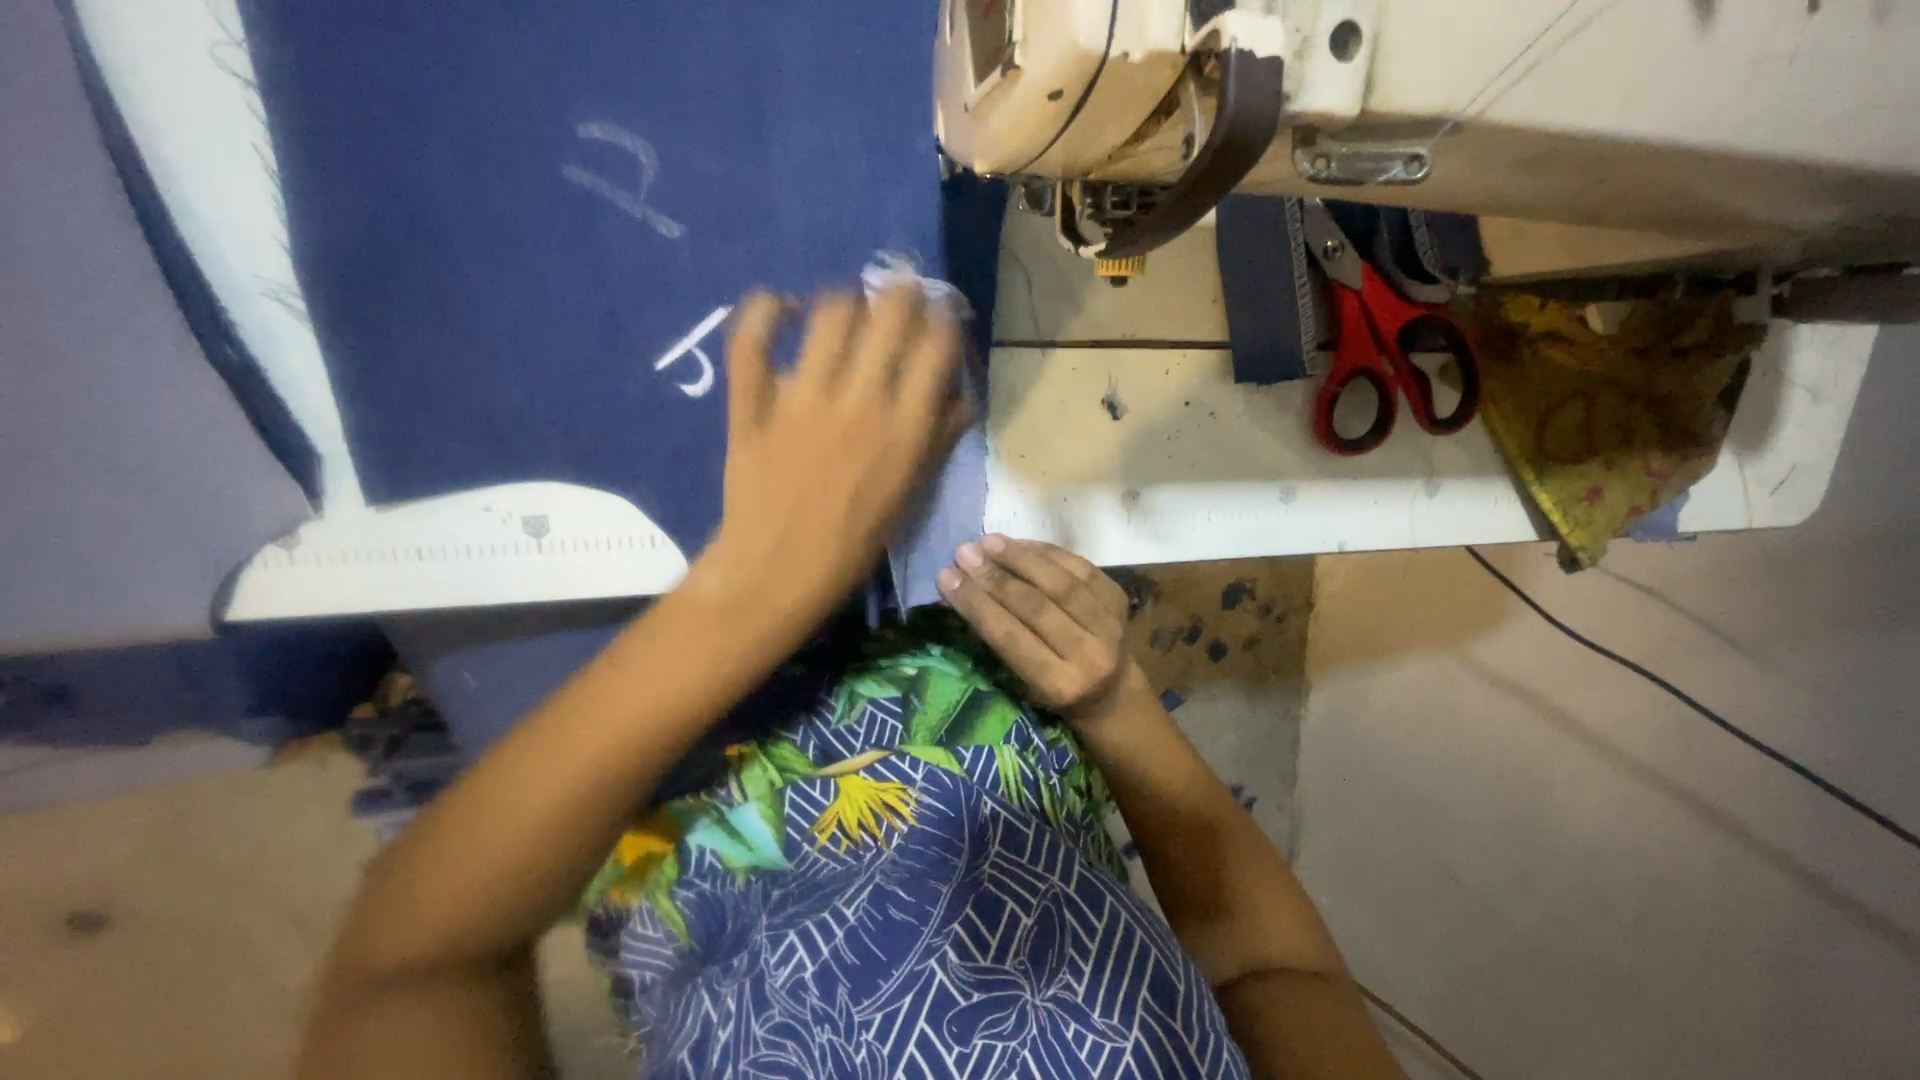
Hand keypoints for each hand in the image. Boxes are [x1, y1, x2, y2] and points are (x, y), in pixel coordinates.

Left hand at [700, 286, 969, 621]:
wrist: (776, 572)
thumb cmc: (853, 542)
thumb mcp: (911, 493)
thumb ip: (939, 438)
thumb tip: (959, 393)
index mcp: (904, 429)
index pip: (936, 345)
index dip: (943, 318)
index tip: (939, 316)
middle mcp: (858, 402)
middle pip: (890, 313)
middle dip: (901, 294)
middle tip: (898, 298)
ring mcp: (800, 398)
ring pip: (830, 313)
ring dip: (846, 300)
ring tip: (847, 310)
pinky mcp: (752, 401)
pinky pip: (751, 337)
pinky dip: (766, 309)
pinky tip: (783, 308)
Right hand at [937, 535, 1148, 722]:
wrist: (1112, 692)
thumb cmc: (1054, 690)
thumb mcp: (1023, 679)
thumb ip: (996, 636)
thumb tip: (956, 587)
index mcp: (1059, 684)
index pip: (1010, 636)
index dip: (976, 604)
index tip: (946, 576)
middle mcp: (1090, 655)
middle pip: (1035, 606)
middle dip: (994, 577)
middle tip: (963, 553)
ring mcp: (1110, 625)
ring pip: (1060, 582)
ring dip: (1019, 557)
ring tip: (988, 541)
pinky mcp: (1118, 600)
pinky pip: (1080, 567)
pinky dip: (1046, 552)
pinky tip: (1019, 543)